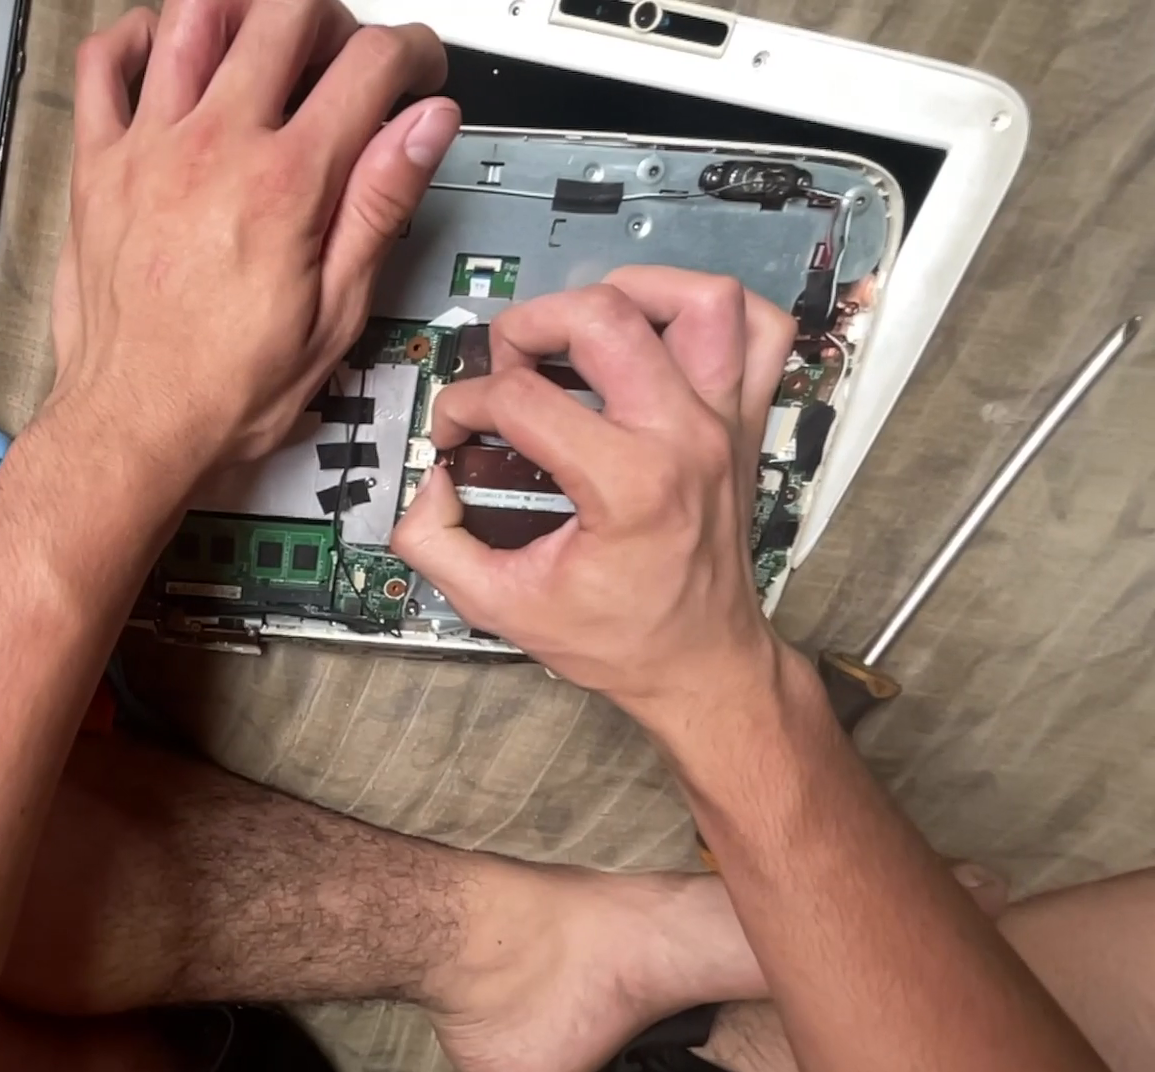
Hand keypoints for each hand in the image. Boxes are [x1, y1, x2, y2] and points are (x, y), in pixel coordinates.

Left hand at [44, 0, 458, 471]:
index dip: (409, 58)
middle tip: (341, 60)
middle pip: (285, 16)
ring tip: (264, 41)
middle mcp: (212, 151)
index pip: (367, 68)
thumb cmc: (224, 394)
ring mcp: (147, 155)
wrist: (136, 426)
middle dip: (331, 22)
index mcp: (283, 188)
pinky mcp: (97, 174)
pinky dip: (136, 38)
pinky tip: (166, 54)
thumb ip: (377, 210)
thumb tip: (423, 130)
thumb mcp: (331, 319)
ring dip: (243, 9)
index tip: (414, 79)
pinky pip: (103, 67)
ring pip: (195, 15)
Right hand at [392, 267, 798, 731]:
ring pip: (693, 301)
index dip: (462, 406)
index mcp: (627, 485)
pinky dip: (703, 309)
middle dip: (525, 328)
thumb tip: (431, 482)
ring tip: (574, 331)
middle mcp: (685, 438)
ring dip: (620, 296)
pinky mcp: (742, 421)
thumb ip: (434, 544)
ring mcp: (725, 421)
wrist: (700, 661)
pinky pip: (755, 327)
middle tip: (503, 369)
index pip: (521, 398)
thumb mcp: (496, 605)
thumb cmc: (614, 638)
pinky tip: (653, 332)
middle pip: (601, 319)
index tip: (452, 439)